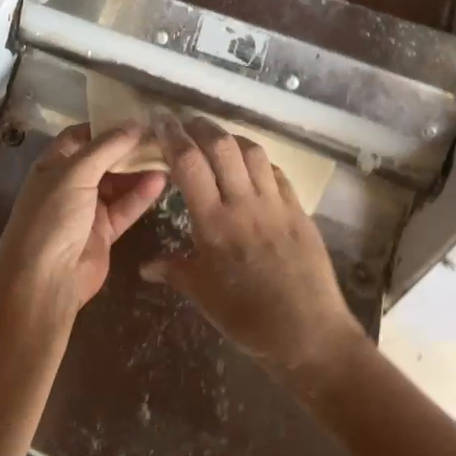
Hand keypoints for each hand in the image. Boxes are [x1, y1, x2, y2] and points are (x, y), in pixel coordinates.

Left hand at [0, 124, 167, 320]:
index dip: (106, 126)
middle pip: (104, 159)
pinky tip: (162, 181)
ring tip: (169, 154)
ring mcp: (87, 208)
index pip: (81, 136)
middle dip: (129, 148)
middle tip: (161, 135)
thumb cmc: (51, 218)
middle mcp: (70, 183)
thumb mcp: (75, 174)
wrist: (45, 281)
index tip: (136, 116)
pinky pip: (126, 207)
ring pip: (118, 183)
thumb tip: (134, 124)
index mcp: (53, 164)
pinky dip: (142, 195)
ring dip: (139, 170)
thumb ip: (106, 148)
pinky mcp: (104, 231)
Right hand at [142, 116, 363, 372]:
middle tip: (185, 124)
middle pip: (221, 145)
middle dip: (200, 127)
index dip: (172, 136)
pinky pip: (277, 173)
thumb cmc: (249, 317)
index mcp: (214, 223)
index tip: (161, 121)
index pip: (189, 163)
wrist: (310, 334)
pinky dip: (260, 162)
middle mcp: (244, 204)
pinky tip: (252, 168)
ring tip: (217, 140)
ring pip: (252, 151)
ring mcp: (275, 204)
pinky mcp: (299, 210)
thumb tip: (145, 266)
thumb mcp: (203, 296)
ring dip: (231, 139)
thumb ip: (174, 271)